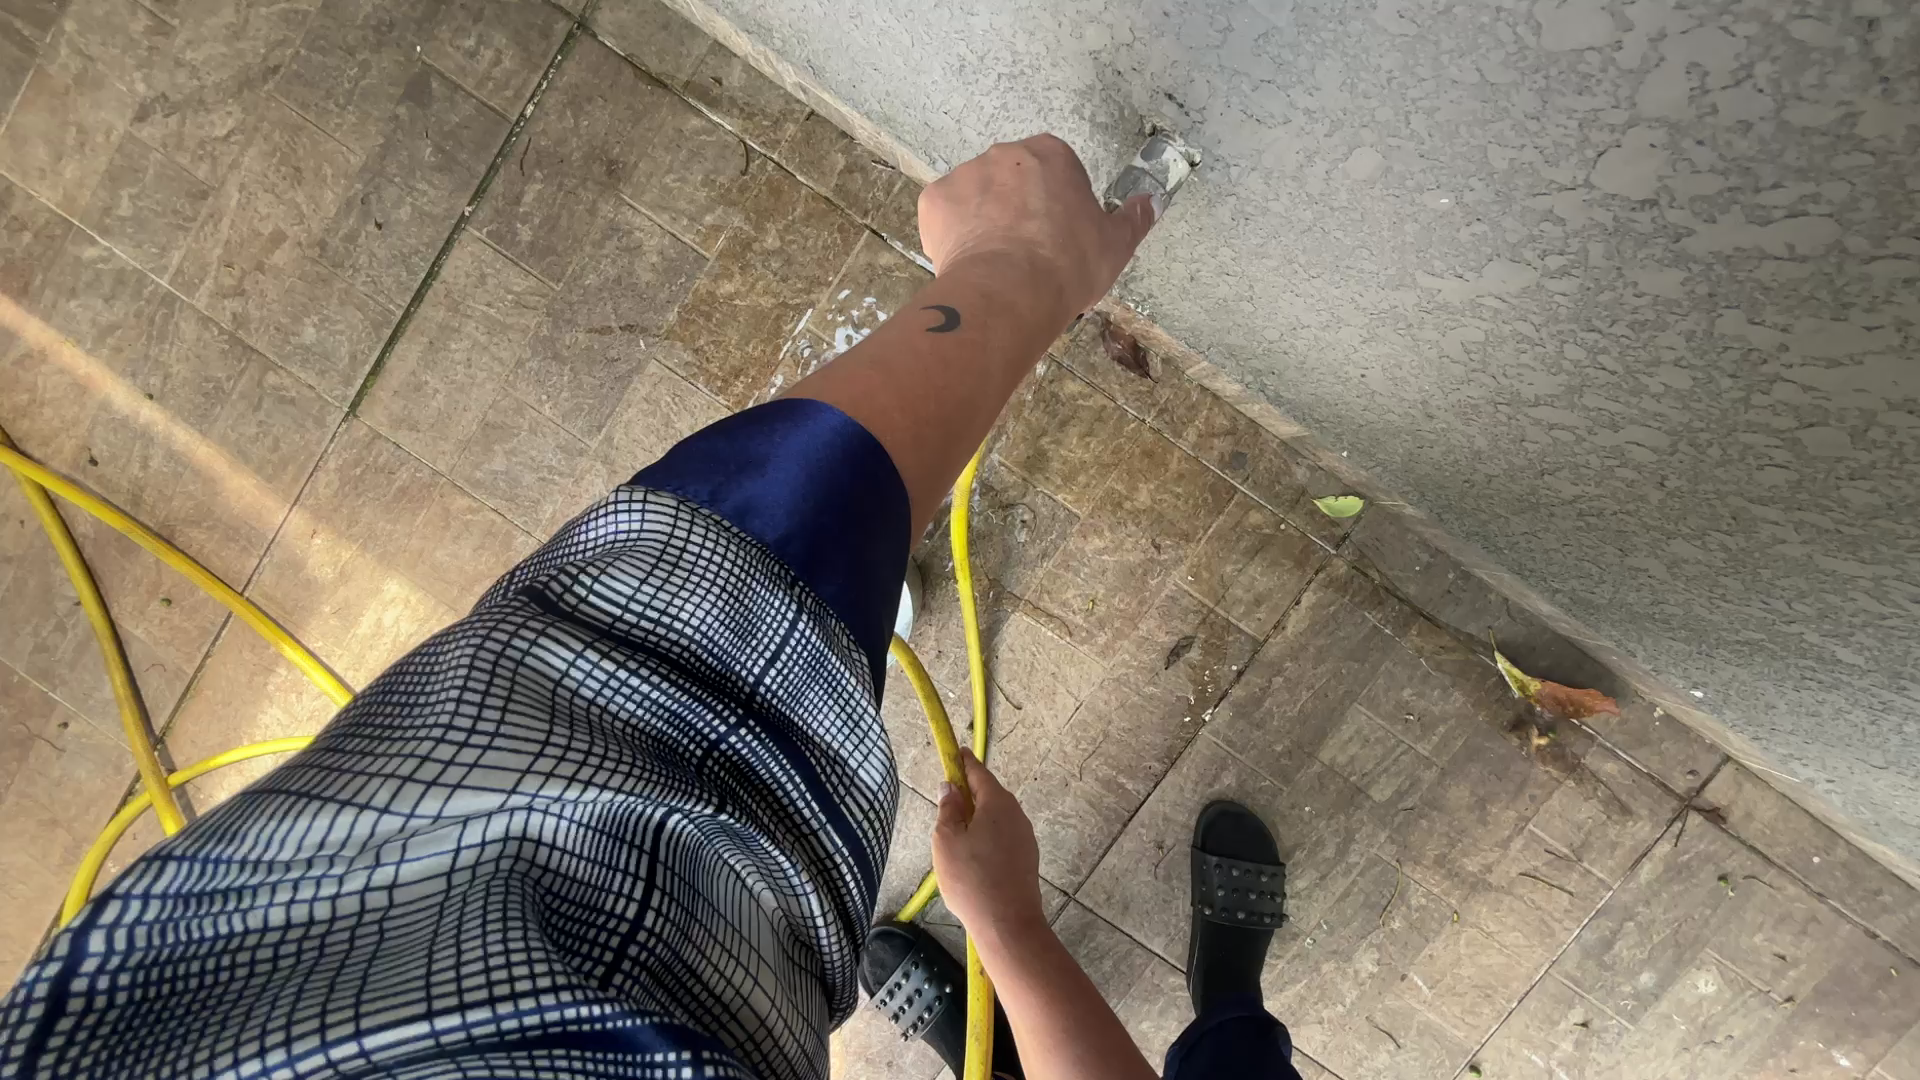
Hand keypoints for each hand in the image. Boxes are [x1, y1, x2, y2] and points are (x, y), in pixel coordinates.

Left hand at [917, 134, 1156, 324]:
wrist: (1010, 291)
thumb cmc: (1067, 265)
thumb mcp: (1115, 246)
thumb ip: (1133, 220)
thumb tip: (1150, 203)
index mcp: (1051, 154)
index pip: (1055, 175)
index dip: (1056, 211)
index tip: (1057, 243)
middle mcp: (1005, 154)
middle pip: (1011, 184)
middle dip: (1016, 214)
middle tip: (1024, 257)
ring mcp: (965, 174)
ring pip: (974, 201)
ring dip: (982, 225)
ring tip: (995, 268)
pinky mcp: (934, 202)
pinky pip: (944, 218)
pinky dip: (952, 239)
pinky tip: (968, 265)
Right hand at [931, 750, 1047, 947]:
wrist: (1009, 925)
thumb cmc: (972, 880)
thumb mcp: (947, 841)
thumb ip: (948, 810)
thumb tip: (951, 787)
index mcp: (996, 802)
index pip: (978, 772)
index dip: (964, 762)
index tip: (956, 752)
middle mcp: (1015, 813)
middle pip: (990, 794)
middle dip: (970, 794)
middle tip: (949, 801)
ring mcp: (1025, 836)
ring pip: (997, 817)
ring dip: (979, 818)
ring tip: (957, 836)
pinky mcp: (1027, 857)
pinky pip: (1003, 835)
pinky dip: (988, 835)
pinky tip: (975, 856)